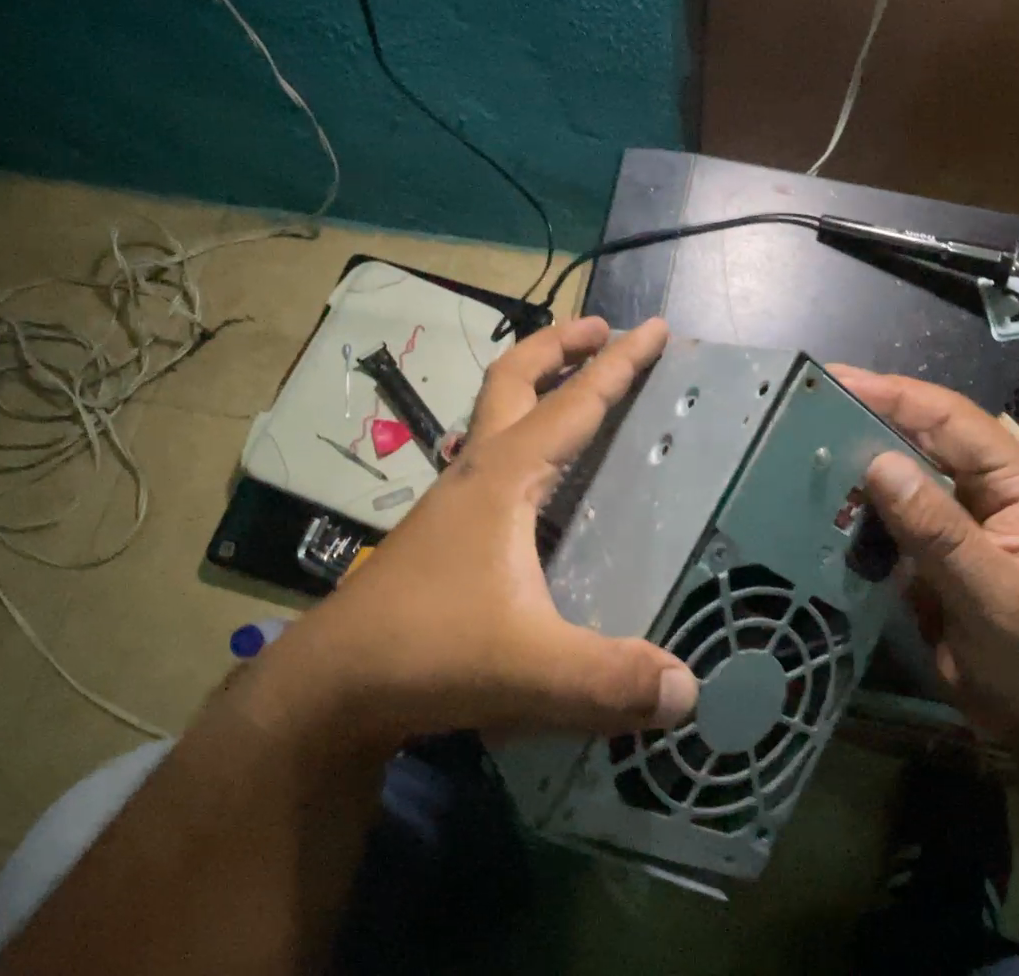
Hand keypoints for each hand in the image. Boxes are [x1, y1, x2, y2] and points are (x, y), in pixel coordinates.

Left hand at [252, 317, 699, 753]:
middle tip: (602, 331)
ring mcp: (450, 504)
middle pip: (514, 383)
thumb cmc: (430, 656)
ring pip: (492, 419)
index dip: (619, 365)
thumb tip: (687, 690)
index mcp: (504, 480)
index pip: (574, 405)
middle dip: (560, 348)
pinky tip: (534, 485)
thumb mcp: (532, 669)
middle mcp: (475, 477)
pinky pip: (486, 462)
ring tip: (571, 390)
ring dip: (533, 389)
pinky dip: (518, 440)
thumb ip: (612, 679)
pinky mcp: (439, 535)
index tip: (654, 328)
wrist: (330, 688)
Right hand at [828, 365, 1018, 765]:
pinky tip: (819, 521)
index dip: (894, 394)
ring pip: (899, 487)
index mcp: (1015, 486)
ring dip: (855, 475)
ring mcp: (955, 533)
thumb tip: (878, 462)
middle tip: (802, 414)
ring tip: (797, 460)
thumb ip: (938, 530)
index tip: (834, 379)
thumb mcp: (995, 594)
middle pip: (920, 444)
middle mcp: (982, 497)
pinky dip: (857, 525)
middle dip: (867, 424)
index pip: (950, 421)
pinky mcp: (932, 568)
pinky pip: (889, 533)